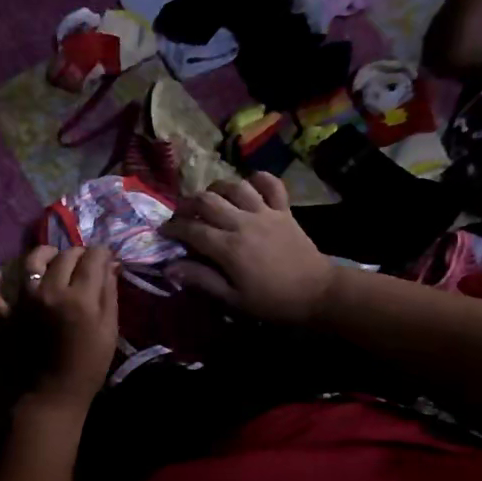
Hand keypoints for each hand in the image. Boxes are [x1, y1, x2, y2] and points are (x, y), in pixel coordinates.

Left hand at [0, 244, 119, 408]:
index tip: (107, 259)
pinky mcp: (5, 316)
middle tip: (86, 263)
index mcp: (79, 297)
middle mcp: (49, 291)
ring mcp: (23, 302)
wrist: (53, 394)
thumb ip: (109, 293)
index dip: (103, 253)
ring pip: (32, 263)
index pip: (93, 258)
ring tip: (53, 258)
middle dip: (80, 253)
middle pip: (65, 256)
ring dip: (46, 255)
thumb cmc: (89, 365)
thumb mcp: (109, 329)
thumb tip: (110, 265)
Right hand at [160, 174, 339, 324]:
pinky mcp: (284, 210)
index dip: (173, 228)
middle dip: (187, 204)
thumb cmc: (272, 301)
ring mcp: (265, 213)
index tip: (164, 232)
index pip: (191, 229)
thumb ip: (201, 279)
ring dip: (216, 188)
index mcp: (229, 247)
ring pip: (234, 186)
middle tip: (181, 215)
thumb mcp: (232, 299)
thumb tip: (170, 268)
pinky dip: (258, 179)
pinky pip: (271, 184)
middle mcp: (244, 223)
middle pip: (207, 201)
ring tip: (209, 199)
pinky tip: (248, 185)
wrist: (318, 293)